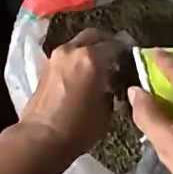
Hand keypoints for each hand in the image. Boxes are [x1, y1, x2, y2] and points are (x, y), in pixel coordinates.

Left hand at [21, 29, 123, 158]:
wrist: (40, 138)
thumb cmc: (78, 127)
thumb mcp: (106, 110)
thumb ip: (110, 89)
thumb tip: (109, 82)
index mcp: (91, 58)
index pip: (115, 45)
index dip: (126, 50)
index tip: (132, 57)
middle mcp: (73, 50)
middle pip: (94, 35)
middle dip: (106, 42)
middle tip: (116, 55)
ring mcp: (56, 56)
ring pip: (78, 43)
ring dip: (90, 49)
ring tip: (99, 66)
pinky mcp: (45, 66)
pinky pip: (67, 54)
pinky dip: (77, 57)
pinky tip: (82, 74)